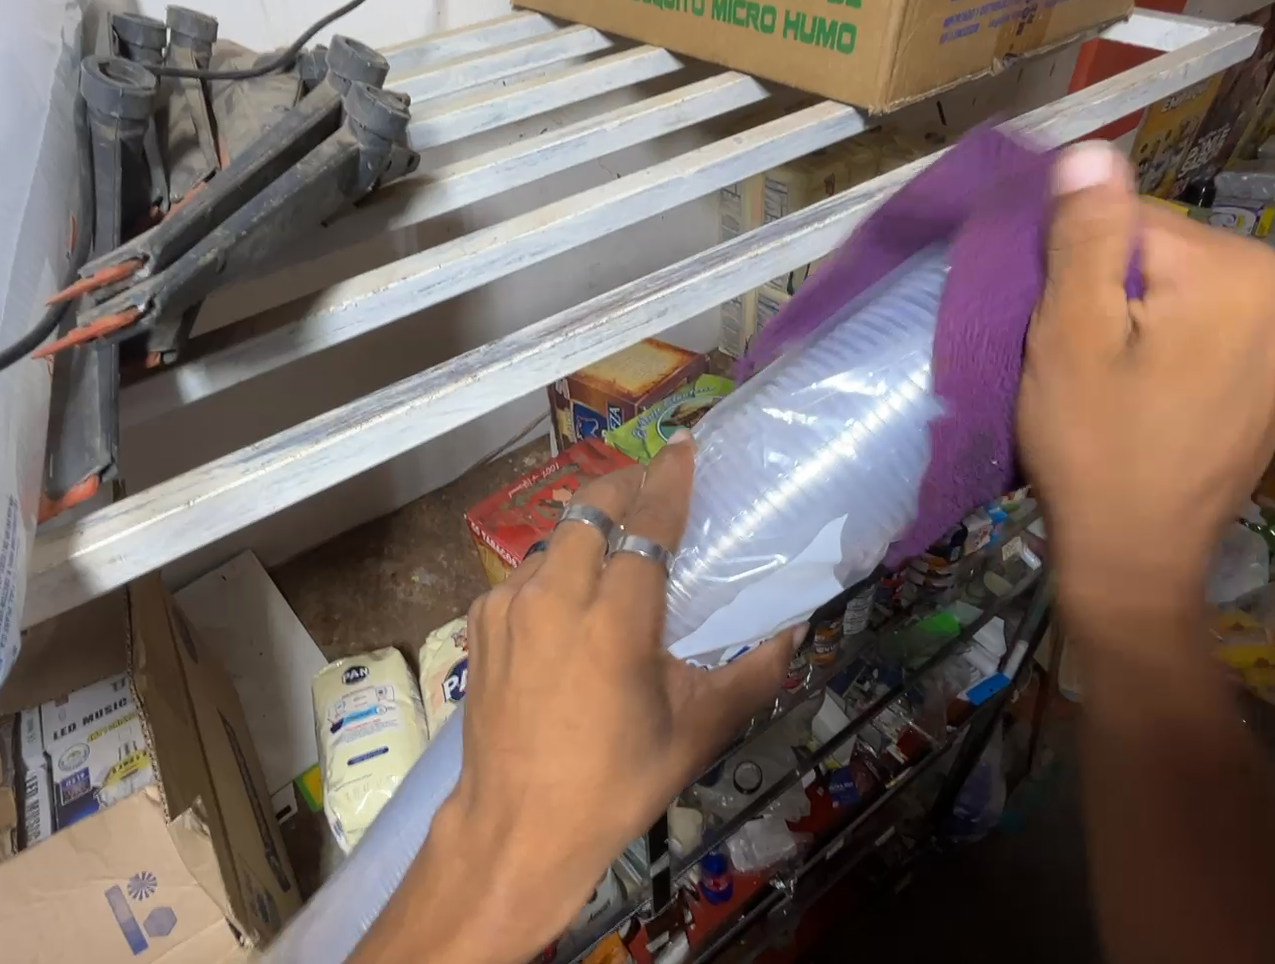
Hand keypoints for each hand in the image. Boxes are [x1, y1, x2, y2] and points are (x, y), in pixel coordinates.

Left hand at [355, 436, 795, 962]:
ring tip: (615, 543)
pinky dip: (555, 567)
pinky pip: (525, 571)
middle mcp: (555, 596)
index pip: (646, 524)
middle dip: (626, 486)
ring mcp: (509, 604)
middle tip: (653, 486)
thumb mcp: (695, 733)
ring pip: (556, 536)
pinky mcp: (480, 619)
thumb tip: (794, 631)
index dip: (668, 480)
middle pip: (592, 508)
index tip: (682, 446)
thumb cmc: (614, 783)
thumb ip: (752, 675)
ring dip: (590, 528)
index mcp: (613, 620)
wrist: (515, 827)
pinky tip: (570, 596)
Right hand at [1017, 142, 1274, 629]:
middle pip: (1161, 251)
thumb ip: (1084, 240)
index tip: (1050, 327)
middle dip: (1107, 288)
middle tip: (1073, 356)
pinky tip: (1144, 383)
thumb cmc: (1092, 443)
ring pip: (1182, 284)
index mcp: (1240, 271)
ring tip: (1105, 374)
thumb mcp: (1069, 338)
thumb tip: (1087, 152)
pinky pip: (1211, 317)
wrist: (1136, 548)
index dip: (1071, 269)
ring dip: (1134, 313)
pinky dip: (1168, 335)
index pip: (1127, 220)